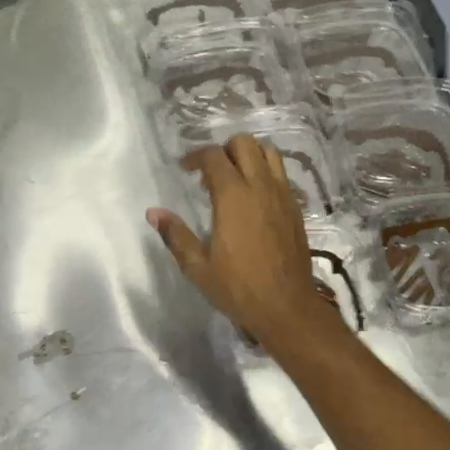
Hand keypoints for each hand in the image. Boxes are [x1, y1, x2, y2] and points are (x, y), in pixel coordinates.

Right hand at [147, 134, 342, 345]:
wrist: (286, 306)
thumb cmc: (238, 288)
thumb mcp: (198, 267)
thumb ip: (176, 235)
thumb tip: (153, 212)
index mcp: (233, 196)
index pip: (213, 156)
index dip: (195, 156)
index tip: (184, 170)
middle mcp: (260, 187)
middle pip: (244, 143)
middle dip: (224, 149)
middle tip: (210, 173)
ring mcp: (283, 195)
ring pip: (269, 152)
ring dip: (249, 155)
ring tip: (235, 178)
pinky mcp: (296, 208)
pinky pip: (282, 174)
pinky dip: (266, 173)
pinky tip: (254, 199)